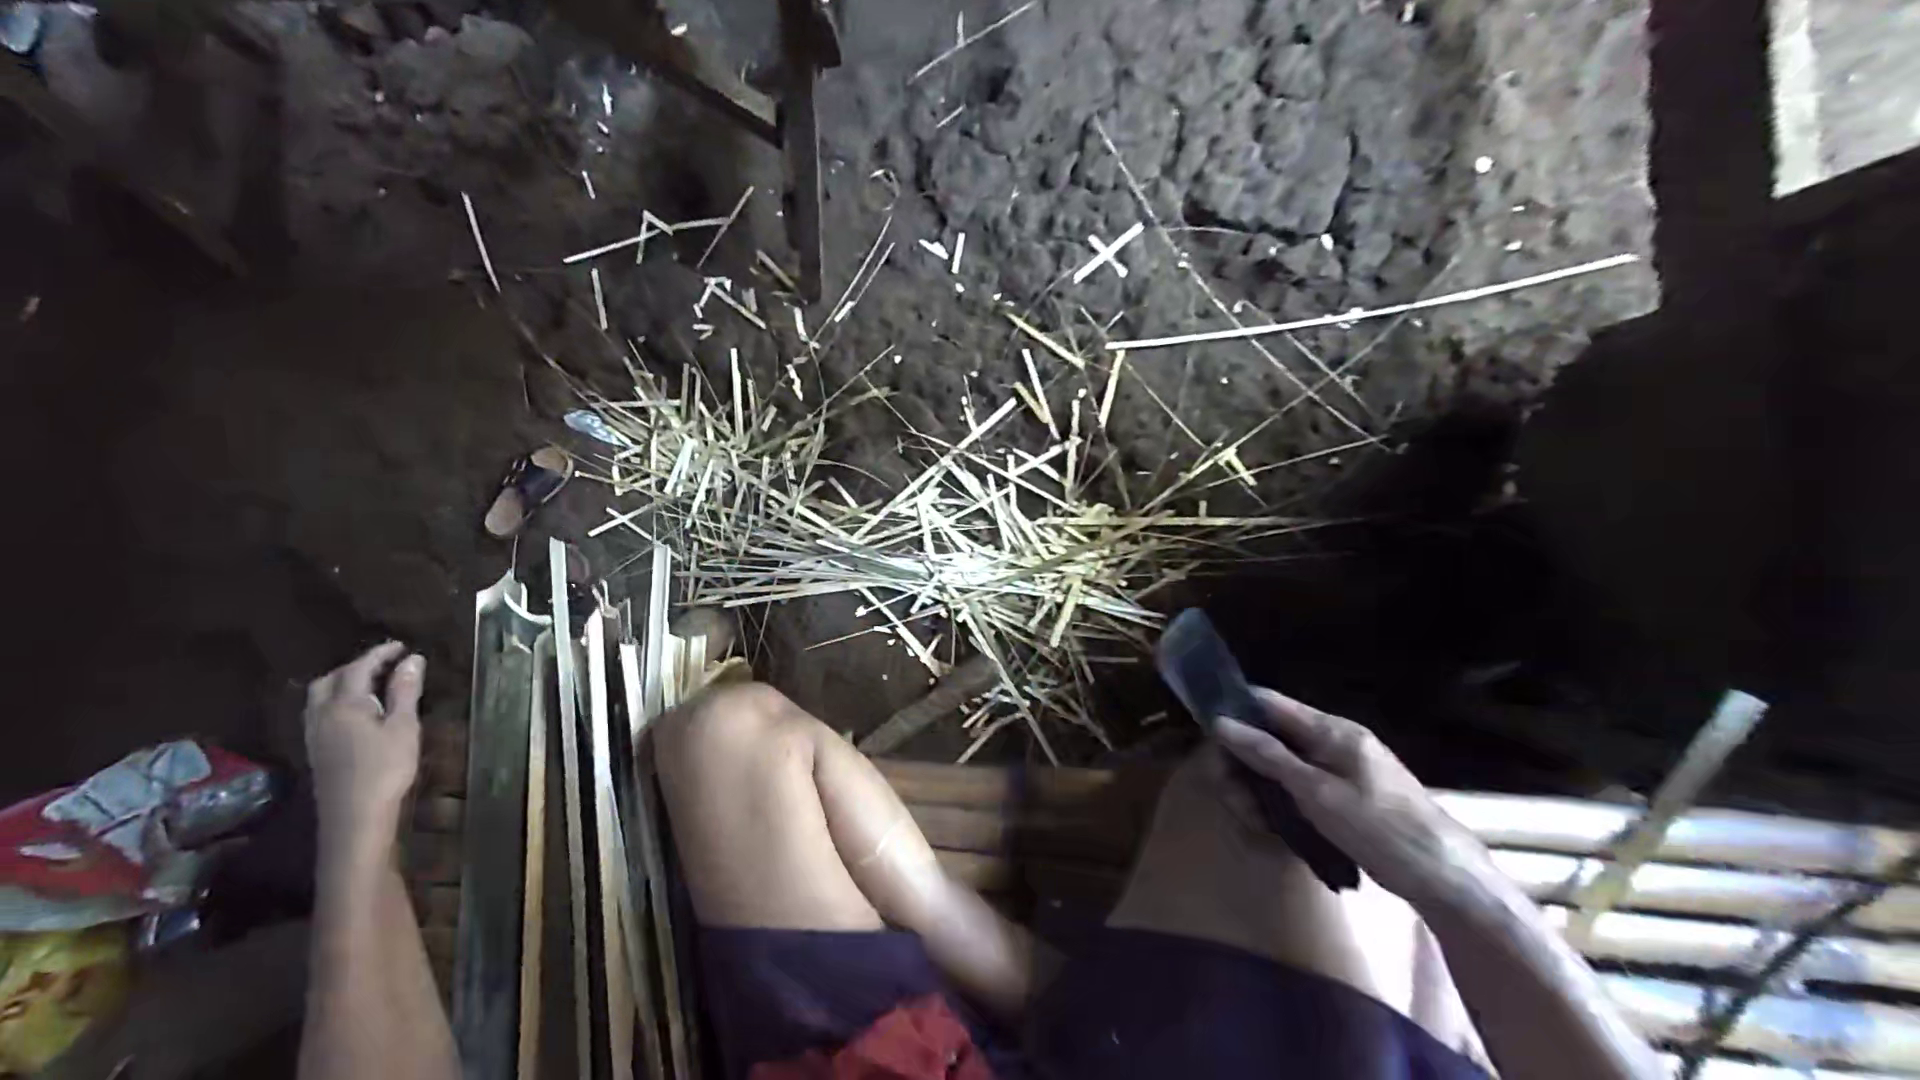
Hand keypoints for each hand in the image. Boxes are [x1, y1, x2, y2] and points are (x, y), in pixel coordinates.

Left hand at [305, 642, 424, 854]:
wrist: (354, 815)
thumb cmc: (386, 767)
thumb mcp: (404, 726)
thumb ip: (405, 691)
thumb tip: (413, 659)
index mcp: (344, 704)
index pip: (359, 668)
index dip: (380, 654)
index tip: (402, 645)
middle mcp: (322, 714)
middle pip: (331, 679)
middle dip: (357, 665)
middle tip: (386, 662)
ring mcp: (315, 733)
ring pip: (321, 696)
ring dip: (344, 682)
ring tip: (373, 681)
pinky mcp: (316, 748)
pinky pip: (321, 711)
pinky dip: (338, 699)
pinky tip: (358, 709)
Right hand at [1215, 688, 1500, 911]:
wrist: (1447, 879)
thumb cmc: (1381, 829)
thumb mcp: (1317, 793)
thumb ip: (1268, 755)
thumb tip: (1221, 723)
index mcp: (1330, 729)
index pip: (1267, 702)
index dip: (1234, 713)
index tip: (1210, 743)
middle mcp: (1332, 739)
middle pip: (1269, 736)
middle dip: (1242, 765)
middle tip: (1236, 804)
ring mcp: (1339, 766)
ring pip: (1279, 763)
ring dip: (1258, 788)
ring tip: (1256, 823)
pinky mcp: (1343, 791)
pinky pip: (1297, 783)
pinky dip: (1280, 800)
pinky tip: (1275, 827)